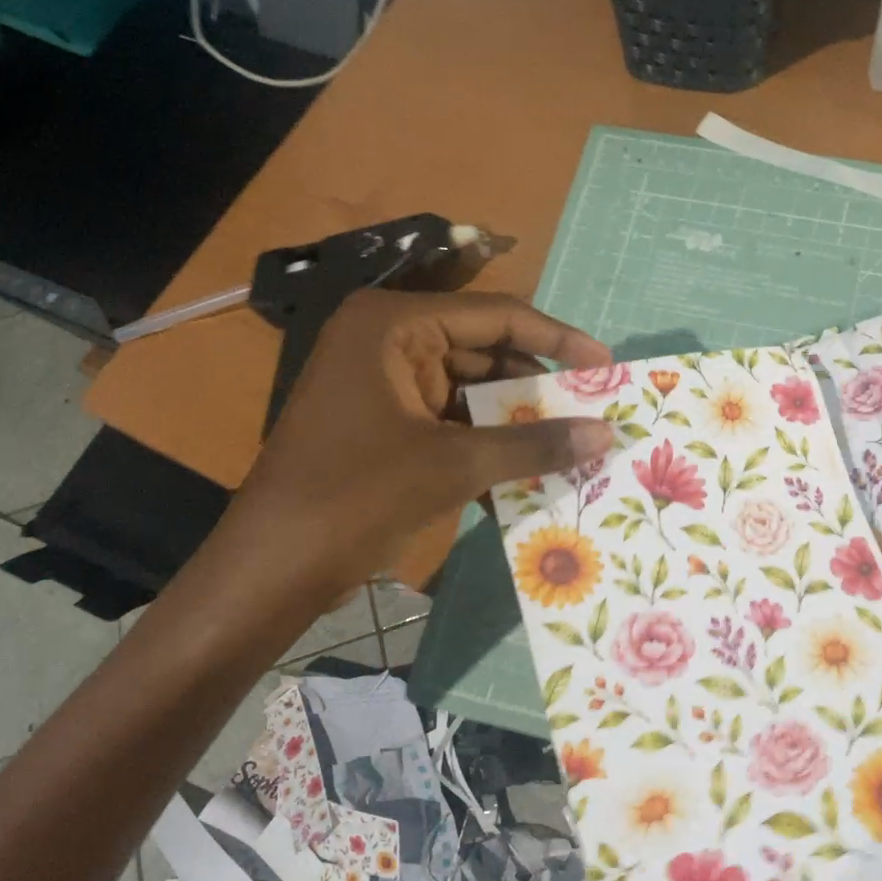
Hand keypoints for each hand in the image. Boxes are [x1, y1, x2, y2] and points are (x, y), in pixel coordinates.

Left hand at [224, 289, 613, 603]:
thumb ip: (533, 445)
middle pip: (484, 352)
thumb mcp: (454, 465)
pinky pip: (449, 423)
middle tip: (590, 415)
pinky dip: (484, 446)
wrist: (275, 564)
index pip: (494, 316)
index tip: (605, 365)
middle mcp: (386, 342)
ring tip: (569, 448)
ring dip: (514, 423)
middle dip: (536, 388)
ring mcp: (381, 385)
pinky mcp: (381, 426)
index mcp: (393, 325)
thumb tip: (605, 433)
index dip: (556, 339)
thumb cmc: (358, 495)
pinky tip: (525, 477)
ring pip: (469, 392)